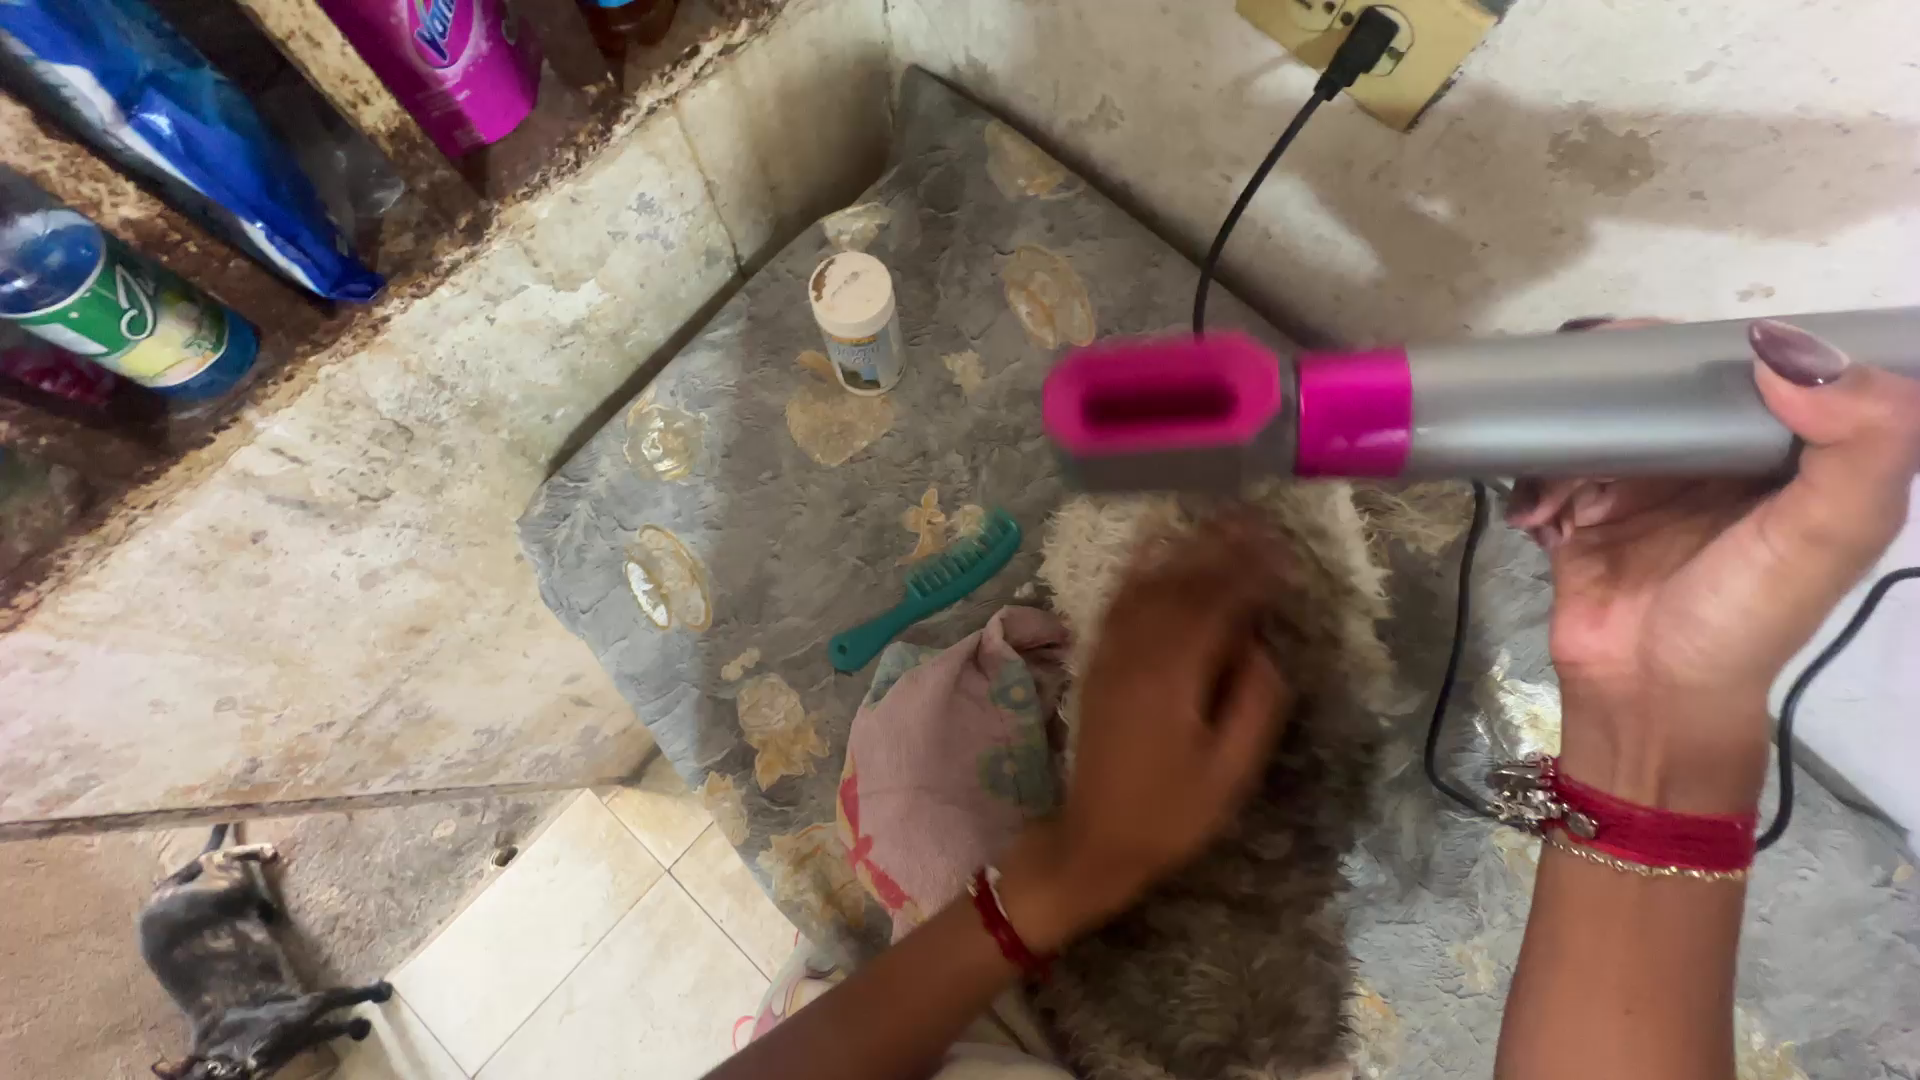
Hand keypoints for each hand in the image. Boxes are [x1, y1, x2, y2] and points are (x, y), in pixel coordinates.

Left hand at [996, 522, 1293, 949]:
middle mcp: (1136, 652)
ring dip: (1181, 551)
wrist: (1096, 836)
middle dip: (1219, 548)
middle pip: (1180, 585)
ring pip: (1147, 586)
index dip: (1251, 575)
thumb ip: (1255, 702)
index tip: (1284, 554)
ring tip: (1215, 524)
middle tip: (1254, 520)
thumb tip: (1263, 645)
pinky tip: (1152, 551)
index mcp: (1173, 677)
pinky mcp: (1096, 661)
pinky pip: (1115, 603)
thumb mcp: (1231, 771)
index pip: (1218, 606)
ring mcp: (1109, 654)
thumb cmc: (1173, 813)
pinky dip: (1136, 571)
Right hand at [1509, 319, 1919, 810]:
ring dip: (1556, 454)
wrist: (1648, 688)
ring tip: (1550, 496)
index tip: (1644, 338)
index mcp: (1780, 460)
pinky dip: (1530, 494)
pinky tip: (1533, 521)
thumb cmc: (1744, 614)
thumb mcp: (1828, 531)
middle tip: (1563, 387)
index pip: (1748, 378)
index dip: (1703, 346)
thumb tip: (1781, 350)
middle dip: (1603, 389)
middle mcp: (1706, 470)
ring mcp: (1636, 495)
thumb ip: (1857, 441)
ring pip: (1589, 438)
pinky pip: (1545, 483)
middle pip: (1652, 400)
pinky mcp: (1578, 522)